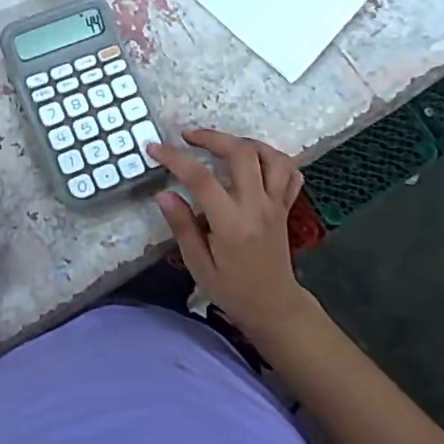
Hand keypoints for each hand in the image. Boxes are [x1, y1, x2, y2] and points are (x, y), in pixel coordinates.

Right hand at [148, 128, 314, 332]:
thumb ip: (182, 226)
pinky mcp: (285, 206)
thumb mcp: (198, 263)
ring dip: (244, 142)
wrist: (274, 306)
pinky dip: (272, 157)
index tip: (154, 149)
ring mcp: (276, 204)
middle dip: (212, 137)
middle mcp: (257, 207)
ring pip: (271, 156)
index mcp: (231, 224)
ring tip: (221, 143)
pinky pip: (289, 172)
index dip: (175, 158)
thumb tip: (163, 194)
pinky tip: (252, 159)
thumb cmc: (231, 289)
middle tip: (188, 137)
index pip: (201, 179)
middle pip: (242, 154)